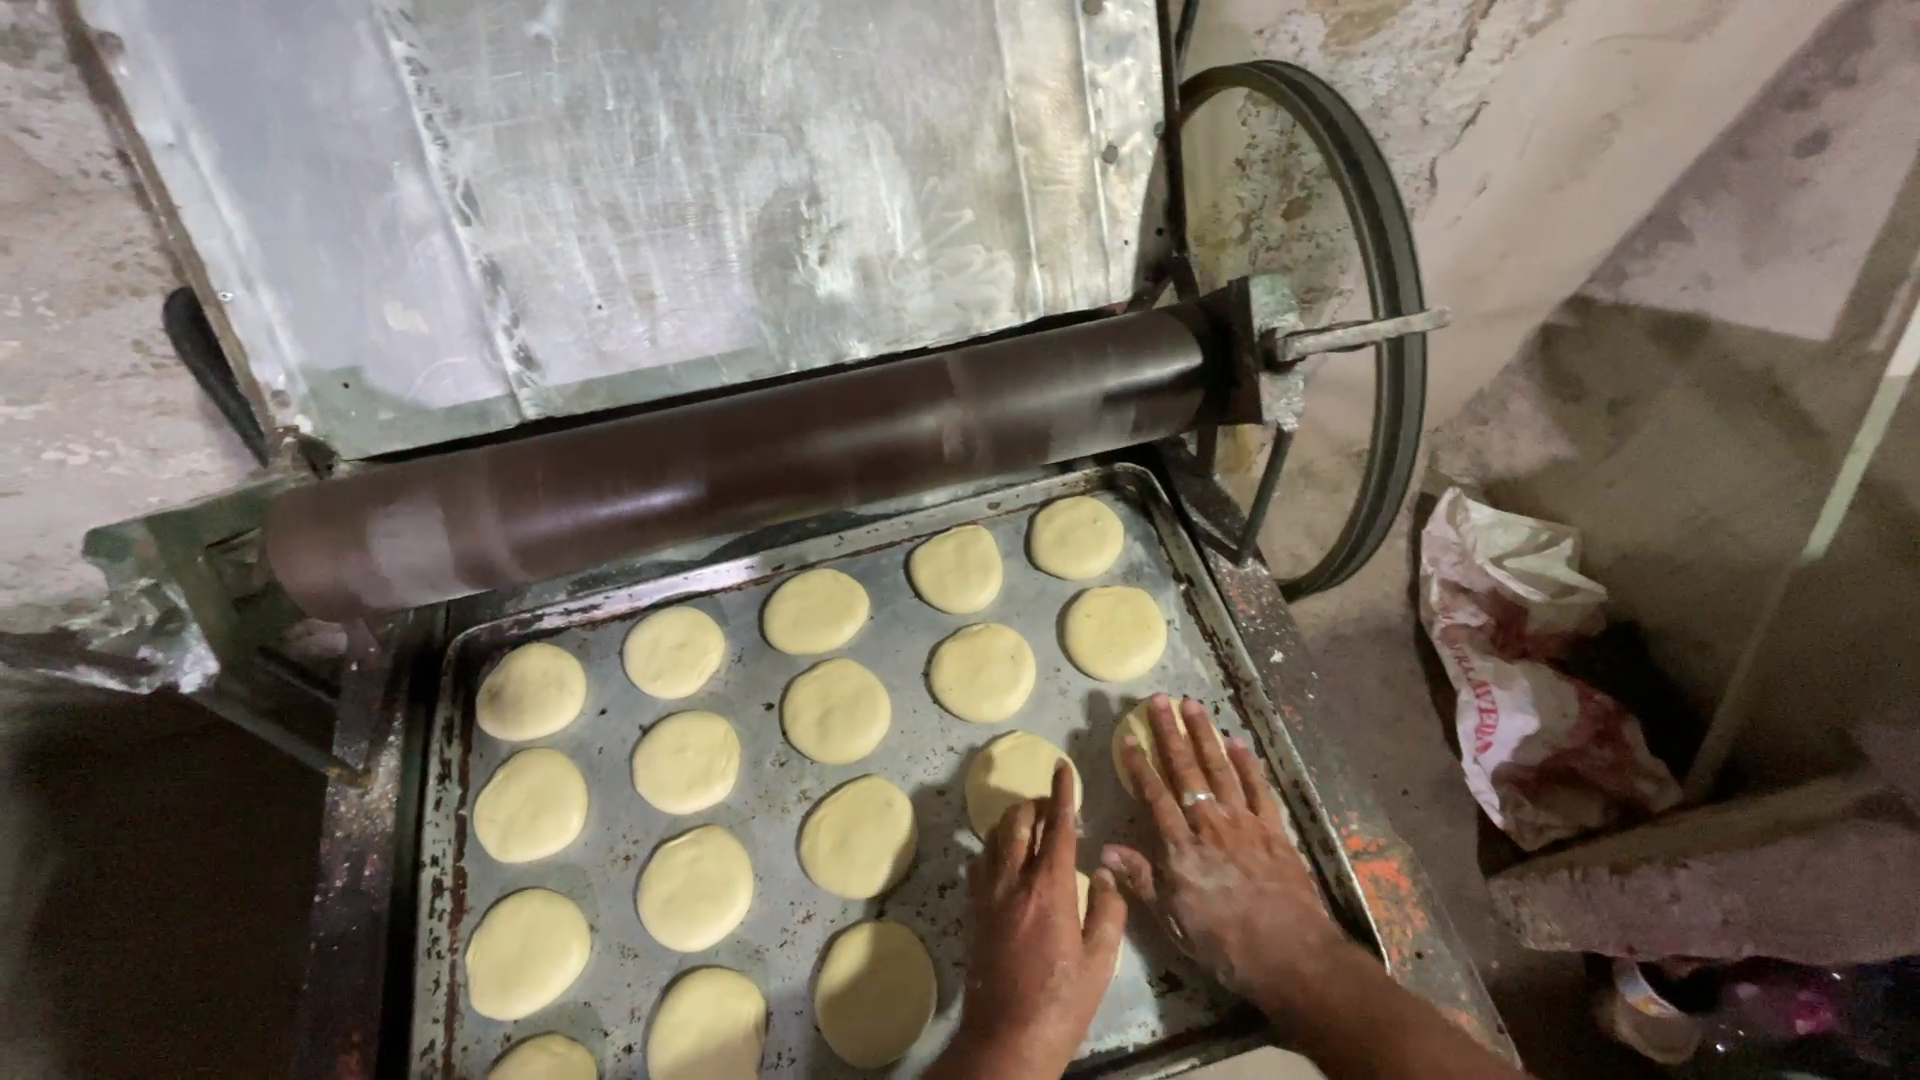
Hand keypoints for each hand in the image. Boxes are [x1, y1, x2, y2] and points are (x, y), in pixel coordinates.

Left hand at [930, 764, 1125, 1079]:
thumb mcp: (1100, 960)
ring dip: (1012, 824)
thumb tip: (1105, 872)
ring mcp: (986, 895)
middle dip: (1034, 804)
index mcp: (1050, 889)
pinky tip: (1005, 863)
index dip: (1062, 793)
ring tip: (1029, 829)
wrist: (1008, 1036)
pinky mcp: (971, 911)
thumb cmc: (1063, 1001)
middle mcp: (1013, 881)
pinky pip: (978, 864)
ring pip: (993, 837)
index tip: (1062, 768)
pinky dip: (993, 851)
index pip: (1056, 826)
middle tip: (1051, 807)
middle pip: (1016, 821)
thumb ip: (1107, 909)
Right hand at [1102, 694, 1345, 1014]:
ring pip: (1220, 769)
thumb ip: (1140, 879)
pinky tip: (1238, 742)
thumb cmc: (1223, 942)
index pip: (1154, 794)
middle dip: (1170, 732)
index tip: (1128, 736)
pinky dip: (1248, 764)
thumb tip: (1104, 850)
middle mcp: (1210, 824)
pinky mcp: (1274, 830)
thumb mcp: (1172, 918)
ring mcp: (1244, 823)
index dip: (1139, 764)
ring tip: (1193, 705)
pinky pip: (1259, 789)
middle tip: (1160, 700)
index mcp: (1180, 846)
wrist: (1290, 955)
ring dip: (1205, 735)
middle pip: (1186, 770)